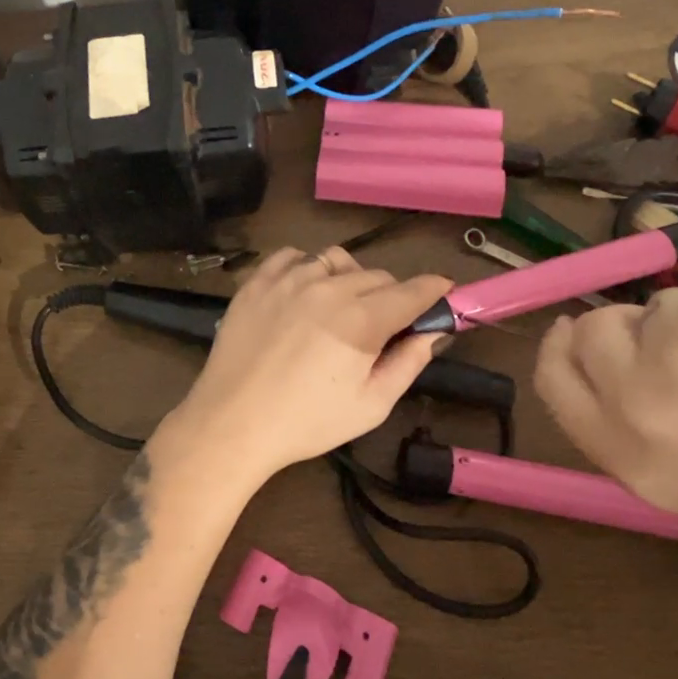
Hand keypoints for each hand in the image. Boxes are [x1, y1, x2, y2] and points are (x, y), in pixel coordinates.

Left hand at [161, 246, 451, 487]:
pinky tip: (304, 290)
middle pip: (375, 275)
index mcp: (362, 319)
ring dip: (348, 278)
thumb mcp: (371, 404)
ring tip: (341, 306)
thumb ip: (407, 363)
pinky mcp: (257, 282)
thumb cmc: (307, 422)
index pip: (412, 290)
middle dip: (391, 294)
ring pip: (335, 261)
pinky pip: (291, 256)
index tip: (443, 294)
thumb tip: (432, 334)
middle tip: (385, 323)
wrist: (233, 420)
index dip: (434, 291)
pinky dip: (306, 266)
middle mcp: (328, 287)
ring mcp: (288, 280)